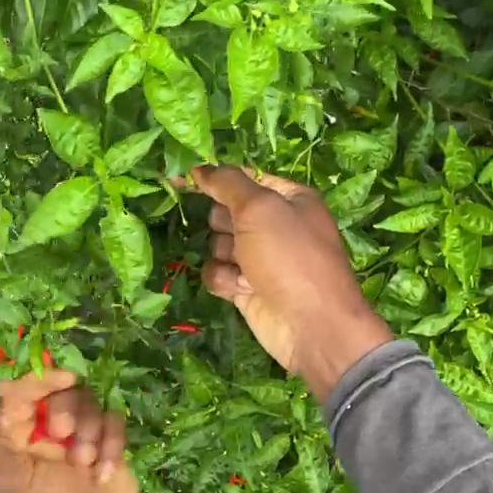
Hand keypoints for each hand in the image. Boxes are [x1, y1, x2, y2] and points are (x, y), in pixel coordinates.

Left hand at [0, 370, 141, 492]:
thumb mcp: (3, 476)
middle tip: (63, 436)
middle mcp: (45, 432)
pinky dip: (111, 442)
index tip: (59, 381)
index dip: (37, 379)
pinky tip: (105, 471)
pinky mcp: (108, 443)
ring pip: (88, 401)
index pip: (18, 389)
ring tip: (86, 463)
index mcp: (14, 437)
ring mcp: (79, 436)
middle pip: (57, 389)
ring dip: (89, 431)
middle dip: (66, 409)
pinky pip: (113, 419)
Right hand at [191, 165, 393, 401]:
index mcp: (288, 198)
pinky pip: (217, 272)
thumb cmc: (292, 257)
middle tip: (239, 234)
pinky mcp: (246, 287)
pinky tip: (242, 289)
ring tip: (245, 268)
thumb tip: (200, 167)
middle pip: (225, 211)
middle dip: (224, 223)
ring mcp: (260, 258)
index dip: (214, 178)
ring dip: (225, 254)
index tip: (180, 178)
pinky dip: (224, 280)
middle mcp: (275, 225)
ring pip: (217, 243)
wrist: (312, 325)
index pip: (243, 178)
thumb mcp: (260, 208)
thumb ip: (227, 183)